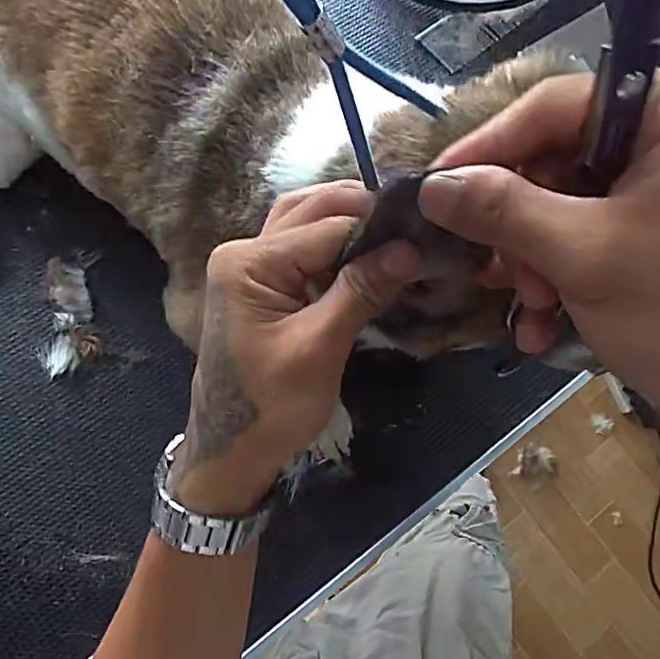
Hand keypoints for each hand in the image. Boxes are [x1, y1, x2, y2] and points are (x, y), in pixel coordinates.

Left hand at [173, 182, 420, 514]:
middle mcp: (244, 253)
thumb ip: (360, 292)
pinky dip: (334, 247)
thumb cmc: (271, 406)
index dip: (378, 229)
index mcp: (249, 262)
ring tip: (395, 234)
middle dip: (362, 211)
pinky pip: (301, 251)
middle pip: (311, 210)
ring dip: (347, 222)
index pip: (326, 227)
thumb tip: (408, 249)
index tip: (426, 236)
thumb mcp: (319, 348)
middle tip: (413, 226)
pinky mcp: (262, 288)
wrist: (233, 448)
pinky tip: (366, 256)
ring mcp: (249, 269)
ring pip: (305, 223)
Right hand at [419, 64, 659, 458]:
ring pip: (573, 201)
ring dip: (537, 260)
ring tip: (528, 310)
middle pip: (564, 158)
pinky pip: (597, 228)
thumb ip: (502, 210)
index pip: (561, 105)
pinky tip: (545, 321)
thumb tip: (431, 185)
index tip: (432, 189)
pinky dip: (564, 272)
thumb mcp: (583, 256)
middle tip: (494, 275)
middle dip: (522, 228)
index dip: (488, 149)